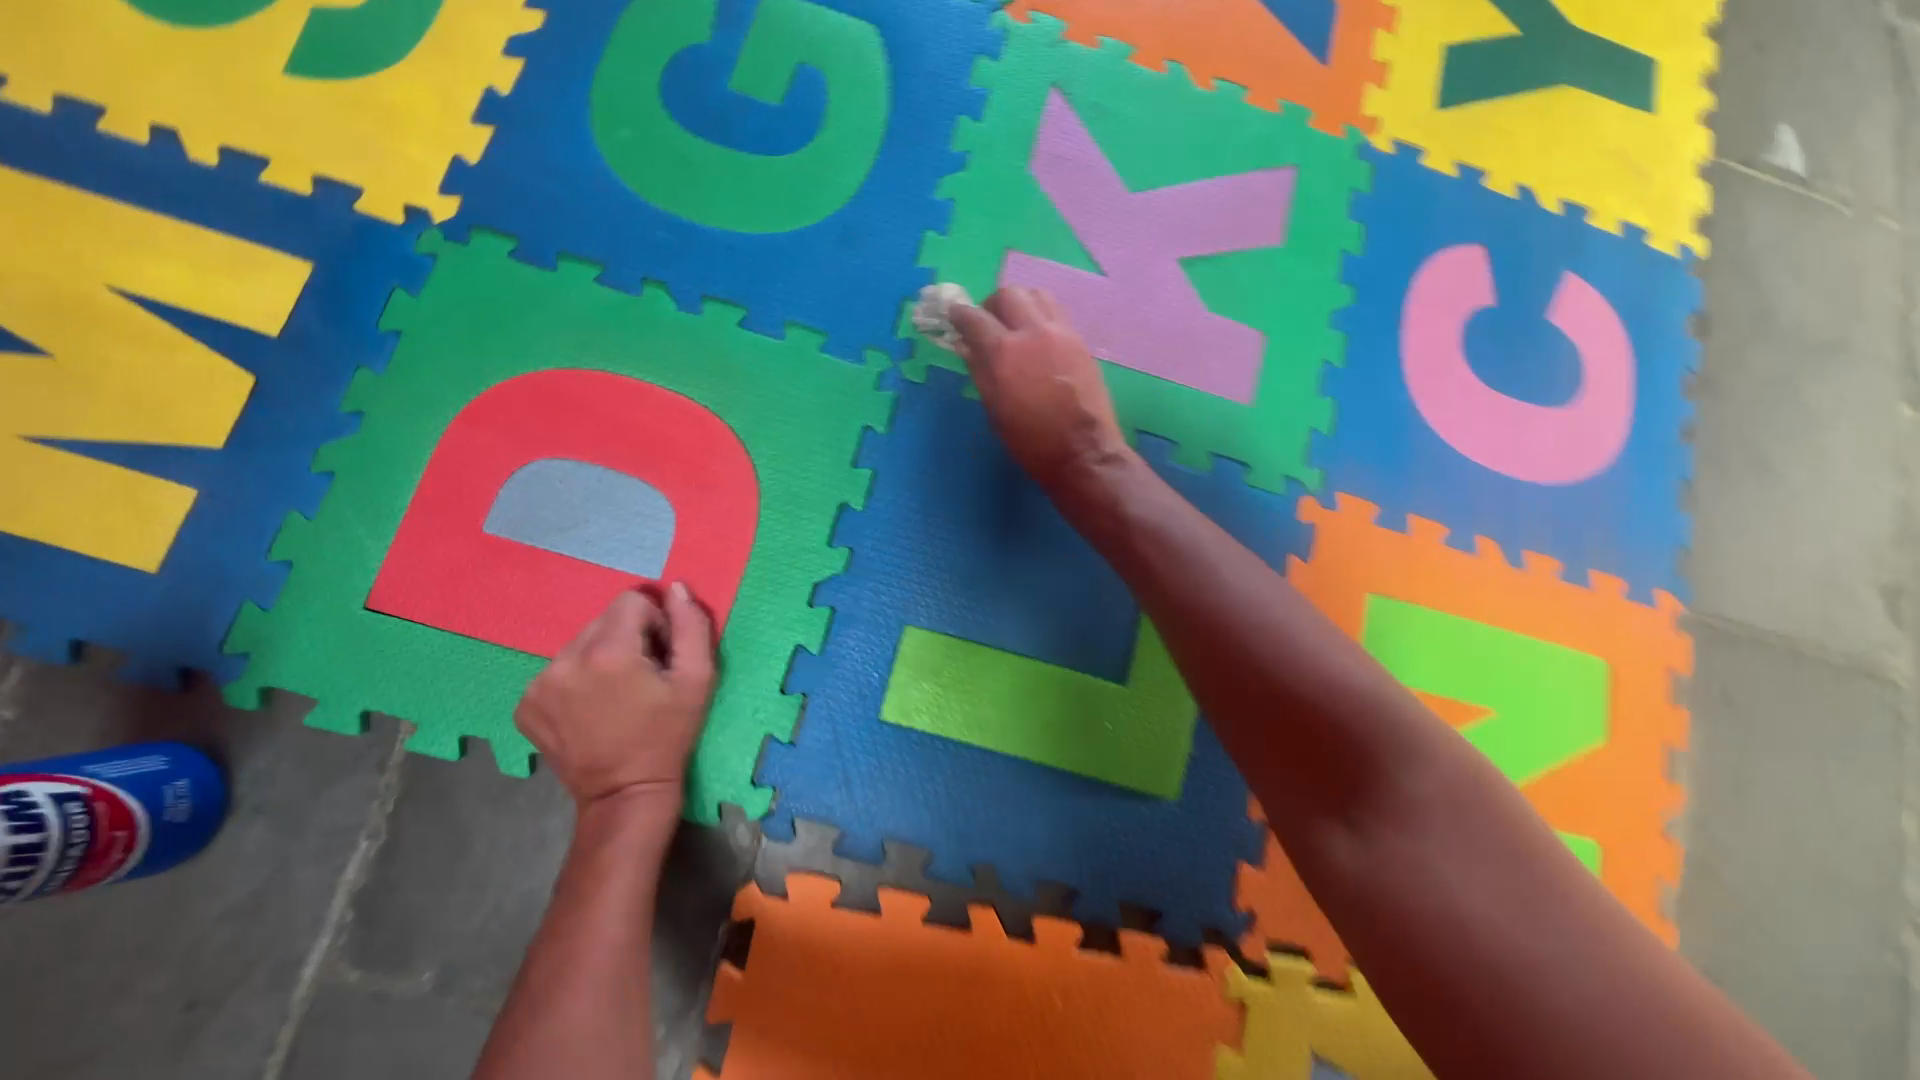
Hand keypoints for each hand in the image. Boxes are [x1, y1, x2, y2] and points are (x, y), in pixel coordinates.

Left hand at [514, 584, 716, 811]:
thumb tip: (677, 588)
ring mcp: (538, 685)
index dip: (655, 623)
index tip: (661, 657)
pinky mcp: (525, 705)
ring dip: (599, 660)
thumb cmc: (668, 736)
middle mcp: (565, 660)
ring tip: (615, 697)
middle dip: (626, 640)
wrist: (625, 793)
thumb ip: (692, 626)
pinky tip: (590, 711)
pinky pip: (557, 673)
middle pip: (602, 622)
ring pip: (578, 646)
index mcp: (608, 651)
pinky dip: (575, 683)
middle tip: (640, 680)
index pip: (632, 601)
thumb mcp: (698, 680)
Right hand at [949, 286, 1134, 491]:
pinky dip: (1040, 315)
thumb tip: (966, 346)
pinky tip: (1037, 338)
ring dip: (1020, 304)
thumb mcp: (994, 409)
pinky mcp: (1079, 340)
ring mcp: (1060, 332)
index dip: (959, 315)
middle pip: (1007, 294)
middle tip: (987, 324)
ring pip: (1036, 295)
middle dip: (991, 305)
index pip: (973, 318)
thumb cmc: (1031, 441)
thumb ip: (979, 371)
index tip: (954, 318)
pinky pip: (1055, 312)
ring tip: (1015, 325)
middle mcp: (1032, 332)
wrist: (1083, 452)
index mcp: (1003, 352)